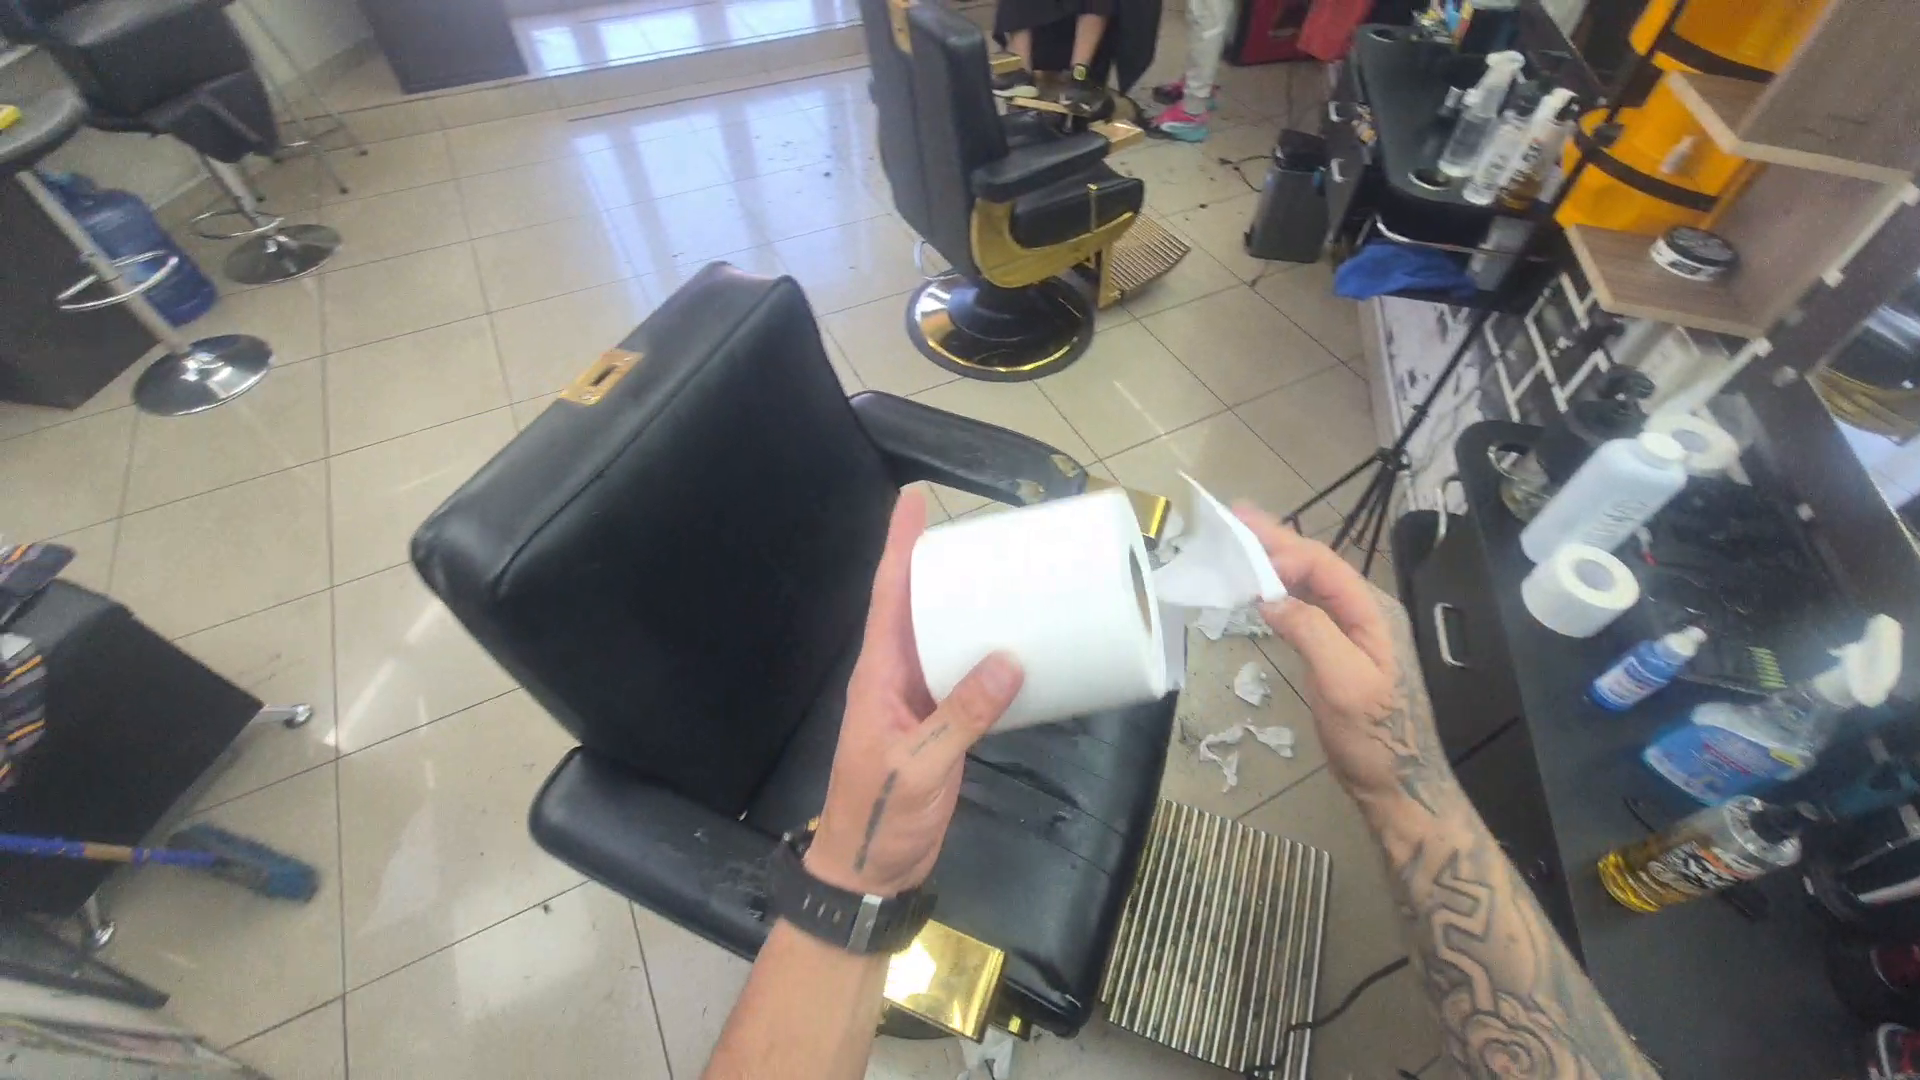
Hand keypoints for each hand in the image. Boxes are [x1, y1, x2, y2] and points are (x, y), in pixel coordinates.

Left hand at [805, 490, 1025, 897]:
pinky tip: (1015, 649)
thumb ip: (962, 716)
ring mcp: (917, 700)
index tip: (912, 498)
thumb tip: (1009, 661)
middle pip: (916, 607)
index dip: (898, 545)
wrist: (869, 872)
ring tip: (1005, 578)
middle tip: (980, 533)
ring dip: (966, 608)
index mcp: (879, 674)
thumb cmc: (879, 816)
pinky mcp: (939, 724)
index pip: (888, 595)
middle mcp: (896, 676)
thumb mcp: (919, 765)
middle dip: (939, 565)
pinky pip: (963, 677)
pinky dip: (986, 657)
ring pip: (941, 639)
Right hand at [1233, 506, 1452, 815]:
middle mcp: (1362, 613)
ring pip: (1308, 582)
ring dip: (1274, 559)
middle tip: (1235, 516)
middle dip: (1276, 539)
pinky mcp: (1334, 647)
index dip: (1284, 552)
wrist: (1397, 783)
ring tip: (1239, 540)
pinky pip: (1304, 605)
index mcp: (1371, 614)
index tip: (1244, 551)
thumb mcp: (1344, 684)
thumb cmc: (1374, 737)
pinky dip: (1277, 589)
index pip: (1325, 566)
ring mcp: (1349, 630)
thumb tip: (1268, 597)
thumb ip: (1311, 632)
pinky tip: (1258, 586)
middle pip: (1316, 565)